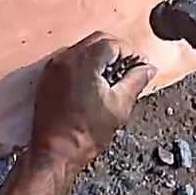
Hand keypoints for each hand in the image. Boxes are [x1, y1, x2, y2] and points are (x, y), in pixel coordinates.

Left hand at [28, 32, 154, 168]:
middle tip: (130, 71)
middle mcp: (65, 58)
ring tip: (113, 80)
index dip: (132, 54)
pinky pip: (70, 62)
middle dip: (117, 53)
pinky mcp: (47, 79)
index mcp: (83, 61)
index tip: (140, 68)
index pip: (113, 43)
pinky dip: (85, 66)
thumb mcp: (120, 106)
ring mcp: (53, 68)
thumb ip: (136, 81)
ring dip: (100, 59)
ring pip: (83, 50)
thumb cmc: (86, 133)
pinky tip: (95, 86)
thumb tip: (148, 68)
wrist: (55, 153)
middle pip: (97, 41)